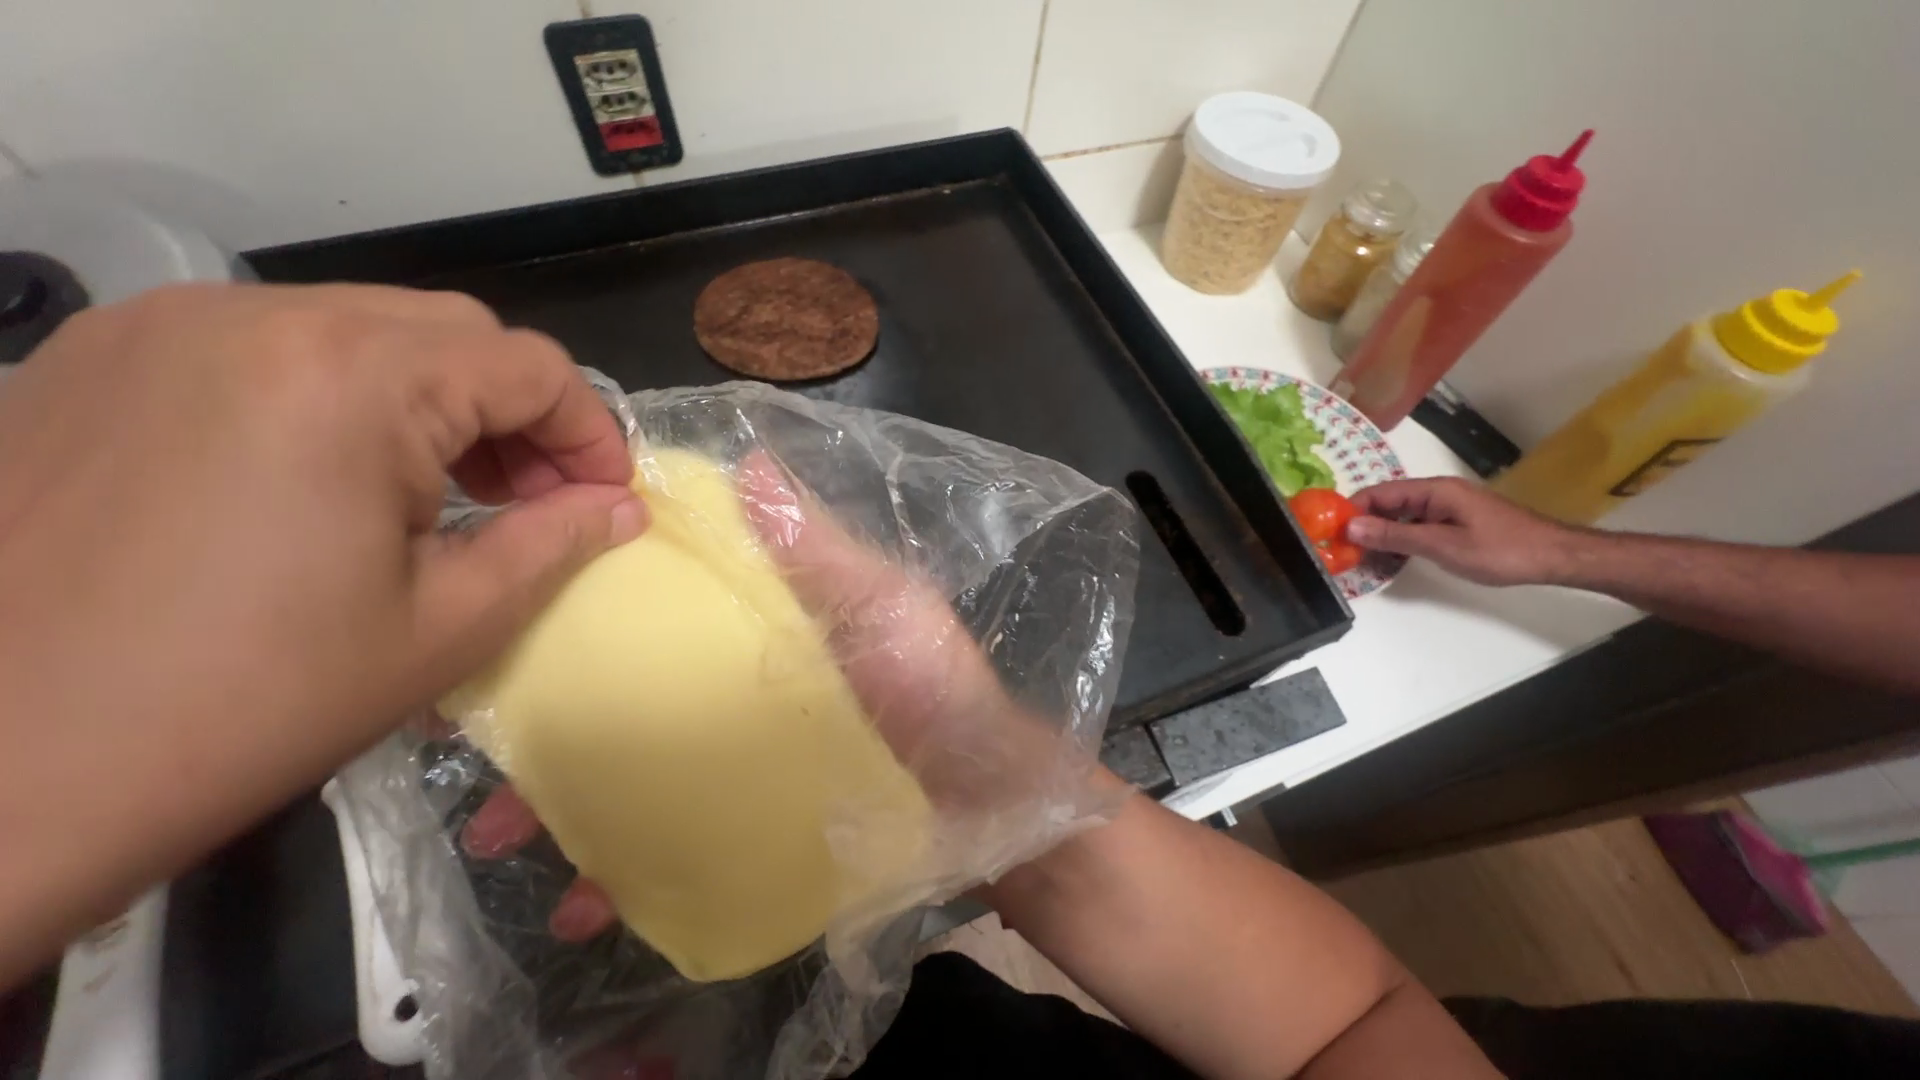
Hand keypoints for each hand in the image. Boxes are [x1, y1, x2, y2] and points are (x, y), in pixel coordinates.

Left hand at [0, 283, 643, 976]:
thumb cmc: (248, 706)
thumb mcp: (446, 628)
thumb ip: (554, 545)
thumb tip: (621, 509)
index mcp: (354, 379)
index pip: (531, 366)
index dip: (591, 432)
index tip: (607, 501)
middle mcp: (259, 317)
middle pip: (455, 333)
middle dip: (520, 413)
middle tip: (535, 500)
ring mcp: (165, 328)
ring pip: (366, 329)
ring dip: (437, 401)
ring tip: (445, 493)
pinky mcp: (102, 359)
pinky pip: (274, 347)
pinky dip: (345, 397)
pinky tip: (339, 480)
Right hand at [462, 452, 1094, 943]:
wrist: (989, 809)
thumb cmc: (941, 696)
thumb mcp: (889, 611)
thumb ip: (820, 550)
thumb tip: (747, 461)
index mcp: (758, 629)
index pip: (661, 603)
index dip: (587, 602)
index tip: (508, 608)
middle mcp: (731, 691)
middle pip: (624, 693)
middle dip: (545, 714)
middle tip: (470, 739)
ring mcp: (732, 765)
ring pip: (626, 774)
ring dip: (559, 804)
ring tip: (500, 836)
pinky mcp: (743, 830)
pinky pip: (667, 849)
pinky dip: (623, 876)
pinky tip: (585, 904)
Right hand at [1346, 477, 1585, 586]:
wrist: (1555, 557)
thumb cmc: (1500, 550)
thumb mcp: (1442, 546)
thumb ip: (1395, 535)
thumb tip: (1352, 526)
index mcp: (1433, 490)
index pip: (1379, 492)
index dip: (1352, 509)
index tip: (1330, 530)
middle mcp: (1437, 493)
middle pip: (1387, 502)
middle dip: (1362, 522)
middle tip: (1340, 548)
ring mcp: (1447, 508)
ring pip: (1400, 516)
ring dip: (1380, 533)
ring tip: (1359, 556)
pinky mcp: (1455, 523)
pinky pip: (1416, 525)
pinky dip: (1399, 539)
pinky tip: (1391, 557)